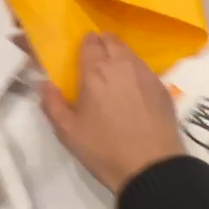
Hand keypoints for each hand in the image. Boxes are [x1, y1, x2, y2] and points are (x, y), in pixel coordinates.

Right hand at [41, 33, 186, 194]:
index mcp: (95, 70)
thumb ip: (52, 104)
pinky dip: (135, 73)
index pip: (89, 40)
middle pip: (111, 39)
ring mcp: (146, 74)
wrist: (152, 170)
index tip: (79, 59)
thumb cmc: (105, 149)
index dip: (84, 45)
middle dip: (101, 45)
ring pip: (129, 52)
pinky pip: (145, 69)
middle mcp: (122, 64)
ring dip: (119, 57)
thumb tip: (45, 84)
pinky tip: (133, 95)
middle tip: (94, 66)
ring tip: (114, 80)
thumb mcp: (68, 132)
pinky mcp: (162, 87)